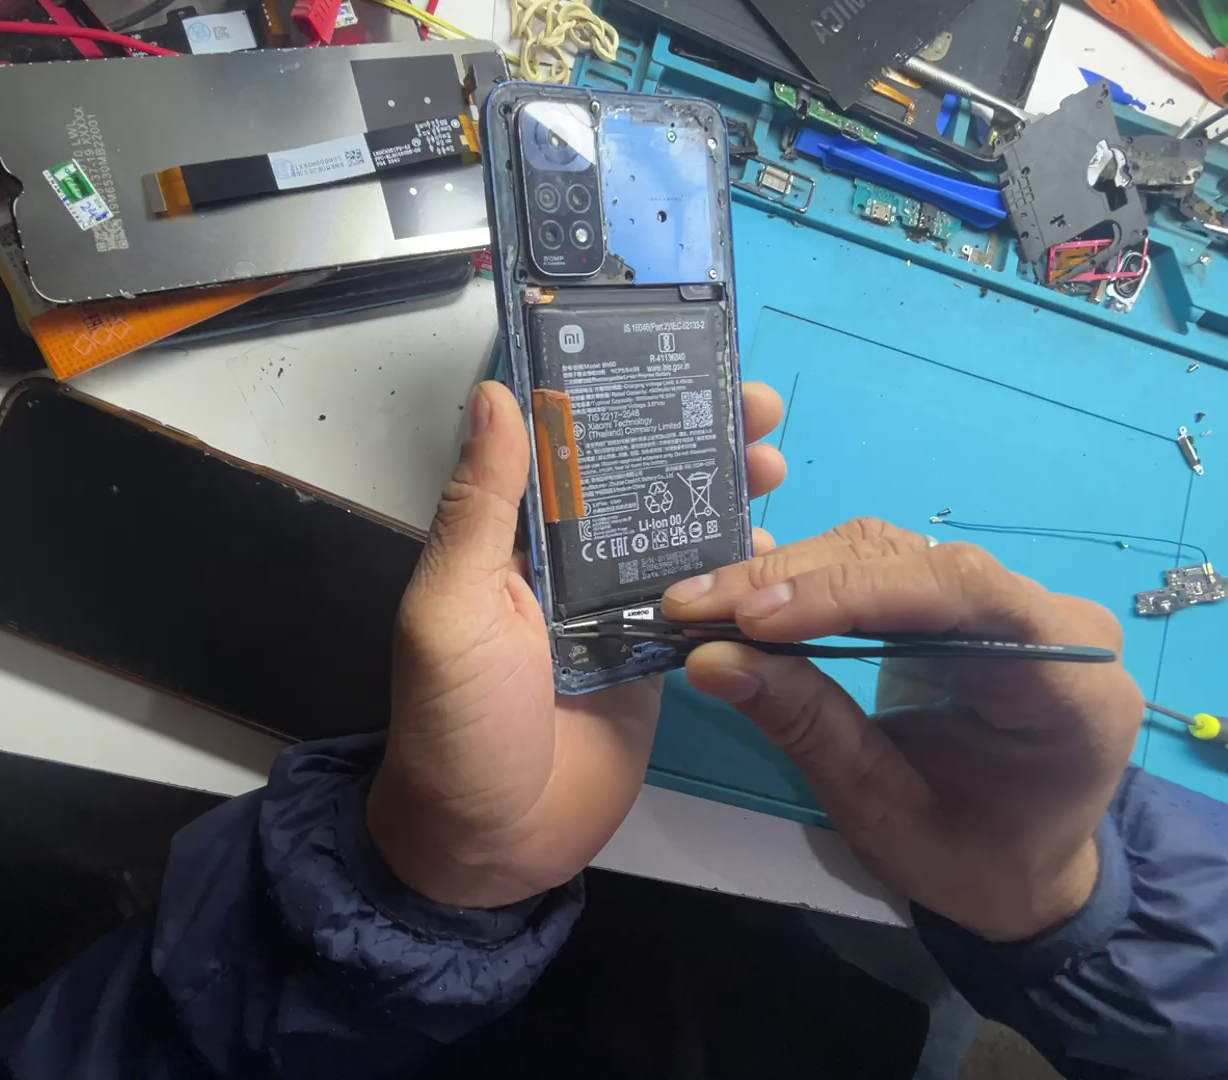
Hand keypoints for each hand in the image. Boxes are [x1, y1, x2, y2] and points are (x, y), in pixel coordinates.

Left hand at [369, 379, 785, 907]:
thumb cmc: (458, 724)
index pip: (568, 444)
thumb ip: (479, 508)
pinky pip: (702, 599)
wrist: (493, 841)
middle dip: (694, 436)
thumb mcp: (453, 608)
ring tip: (774, 466)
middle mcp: (567, 559)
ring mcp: (617, 606)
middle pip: (636, 478)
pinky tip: (774, 545)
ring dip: (724, 493)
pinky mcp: (656, 653)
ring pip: (677, 530)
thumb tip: (495, 395)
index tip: (675, 360)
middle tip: (755, 410)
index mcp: (515, 536)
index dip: (618, 395)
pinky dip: (738, 572)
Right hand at [663, 519, 1143, 940]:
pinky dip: (799, 577)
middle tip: (693, 607)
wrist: (1021, 865)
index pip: (960, 592)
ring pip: (878, 549)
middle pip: (905, 560)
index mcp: (1063, 684)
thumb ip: (807, 727)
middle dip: (791, 579)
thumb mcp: (883, 810)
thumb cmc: (970, 857)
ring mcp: (997, 598)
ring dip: (783, 573)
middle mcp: (1042, 617)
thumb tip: (710, 660)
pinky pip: (871, 564)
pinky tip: (743, 592)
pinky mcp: (952, 598)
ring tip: (704, 602)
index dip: (848, 592)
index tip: (752, 618)